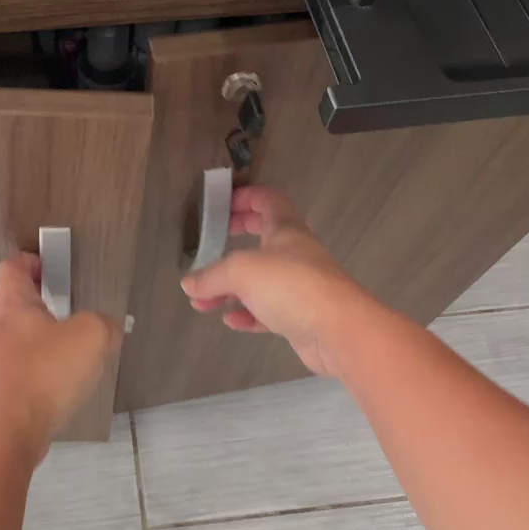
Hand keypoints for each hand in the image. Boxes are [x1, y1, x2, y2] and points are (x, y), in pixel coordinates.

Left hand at [0, 254, 119, 462]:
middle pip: (6, 298)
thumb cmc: (44, 374)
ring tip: (63, 337)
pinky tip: (57, 374)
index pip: (10, 269)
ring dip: (32, 329)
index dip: (28, 261)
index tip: (48, 265)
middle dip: (29, 294)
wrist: (7, 432)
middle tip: (56, 296)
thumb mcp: (90, 337)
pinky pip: (16, 362)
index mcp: (14, 306)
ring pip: (11, 332)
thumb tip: (110, 327)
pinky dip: (34, 359)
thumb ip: (104, 324)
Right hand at [180, 186, 383, 379]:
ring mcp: (300, 286)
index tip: (222, 206)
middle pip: (263, 237)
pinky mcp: (300, 317)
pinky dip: (248, 314)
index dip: (246, 198)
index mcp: (285, 229)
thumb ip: (211, 276)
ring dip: (230, 288)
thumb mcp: (241, 272)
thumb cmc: (291, 286)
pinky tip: (230, 320)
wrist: (339, 331)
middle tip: (212, 243)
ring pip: (260, 280)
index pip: (269, 200)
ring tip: (201, 301)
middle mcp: (294, 253)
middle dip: (236, 238)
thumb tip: (188, 283)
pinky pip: (268, 311)